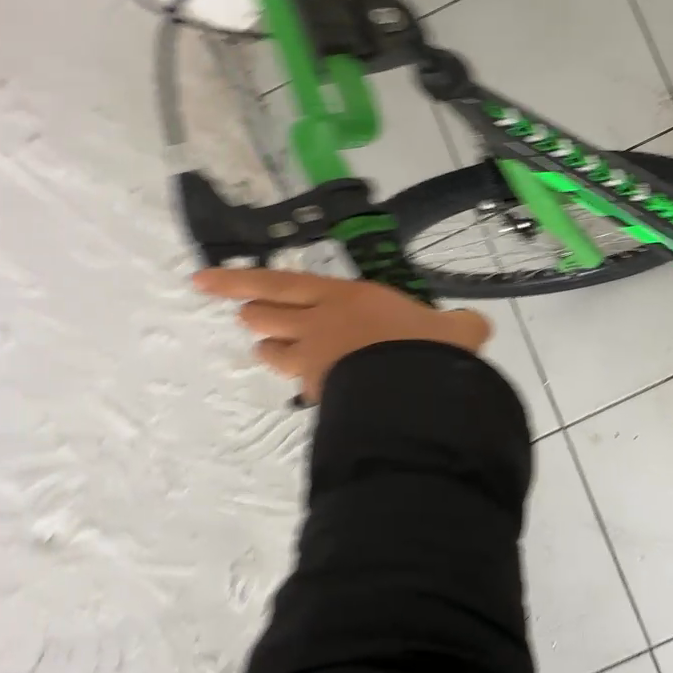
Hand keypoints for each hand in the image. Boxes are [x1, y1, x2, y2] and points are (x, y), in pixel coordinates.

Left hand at [195, 268, 490, 402]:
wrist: (419, 391)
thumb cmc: (432, 346)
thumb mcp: (458, 327)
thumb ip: (459, 323)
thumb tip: (472, 324)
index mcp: (345, 297)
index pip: (278, 282)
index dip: (237, 280)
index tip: (201, 280)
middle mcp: (317, 324)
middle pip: (261, 316)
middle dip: (258, 316)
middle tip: (266, 319)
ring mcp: (313, 360)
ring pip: (269, 351)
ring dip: (275, 350)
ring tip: (290, 354)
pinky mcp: (319, 393)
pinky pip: (301, 385)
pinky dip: (309, 384)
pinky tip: (329, 389)